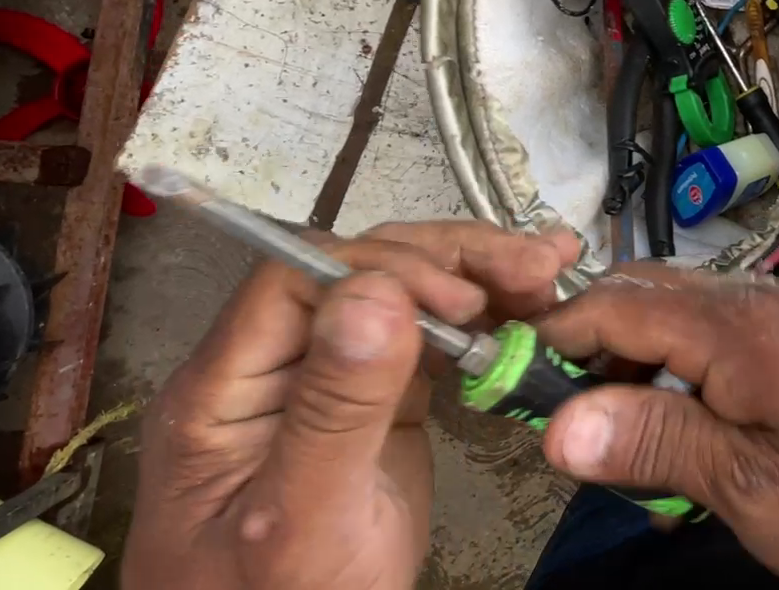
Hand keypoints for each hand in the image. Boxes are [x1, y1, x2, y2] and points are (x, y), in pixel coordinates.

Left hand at [123, 221, 578, 589]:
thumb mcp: (305, 521)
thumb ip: (335, 410)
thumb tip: (378, 293)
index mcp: (228, 386)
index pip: (303, 277)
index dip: (388, 268)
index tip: (464, 302)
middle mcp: (282, 360)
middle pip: (367, 266)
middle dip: (455, 257)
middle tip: (538, 268)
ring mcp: (337, 370)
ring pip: (409, 284)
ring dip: (481, 270)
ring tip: (549, 271)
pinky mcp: (385, 387)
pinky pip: (435, 324)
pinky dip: (488, 304)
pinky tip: (534, 297)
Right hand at [534, 271, 778, 588]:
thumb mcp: (750, 486)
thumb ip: (656, 444)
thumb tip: (558, 425)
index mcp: (731, 330)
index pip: (615, 308)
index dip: (553, 338)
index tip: (507, 382)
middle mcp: (747, 304)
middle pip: (641, 297)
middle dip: (588, 344)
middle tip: (560, 414)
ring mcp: (772, 315)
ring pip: (674, 313)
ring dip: (631, 359)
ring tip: (618, 433)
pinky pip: (710, 332)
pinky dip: (674, 367)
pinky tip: (679, 425)